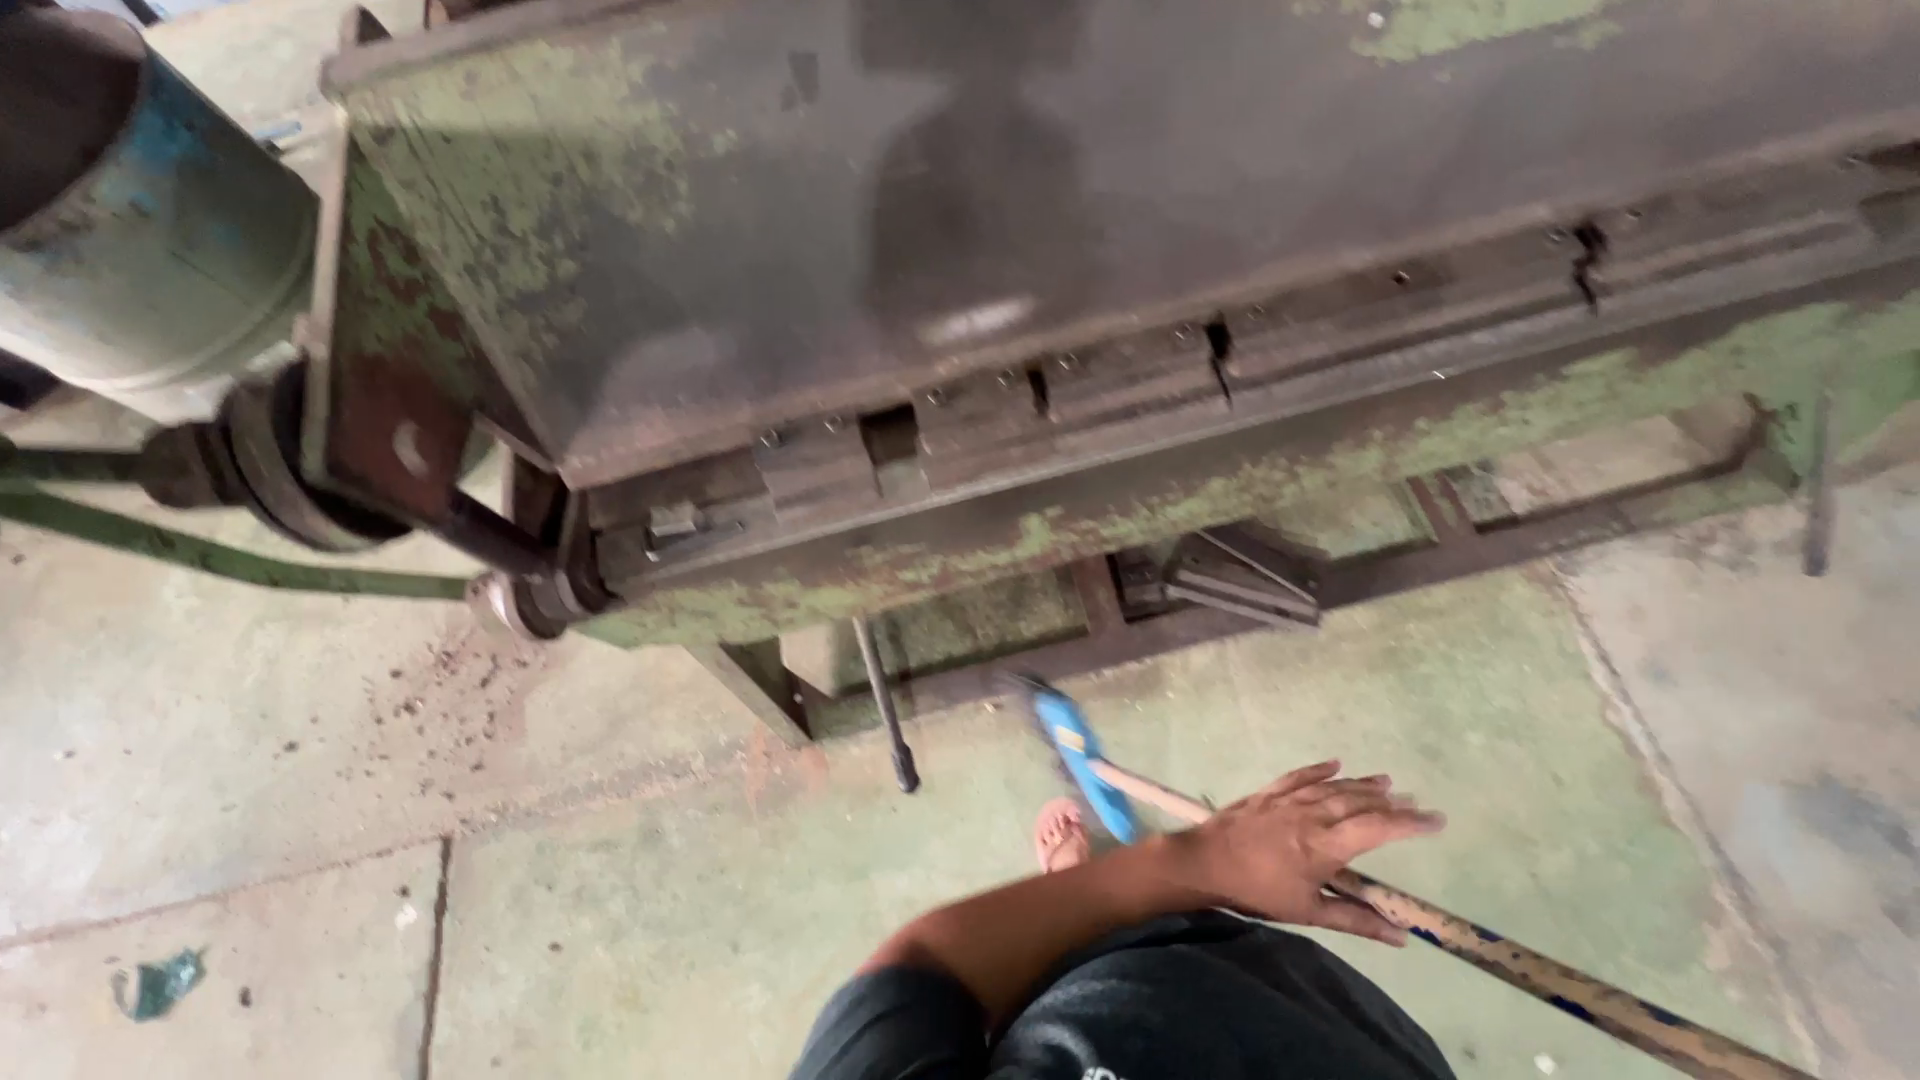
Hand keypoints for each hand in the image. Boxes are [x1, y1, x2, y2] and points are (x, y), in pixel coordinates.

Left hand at [1178, 760, 1445, 944]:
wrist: (1204, 863)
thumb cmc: (1256, 891)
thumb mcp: (1307, 912)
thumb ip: (1354, 920)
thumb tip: (1400, 937)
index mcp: (1325, 845)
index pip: (1378, 829)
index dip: (1409, 823)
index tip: (1436, 819)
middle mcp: (1311, 816)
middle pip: (1358, 803)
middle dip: (1389, 802)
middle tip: (1413, 801)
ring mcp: (1287, 800)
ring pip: (1331, 787)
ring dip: (1360, 784)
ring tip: (1386, 782)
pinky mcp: (1266, 793)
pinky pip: (1298, 776)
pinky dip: (1318, 769)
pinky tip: (1335, 764)